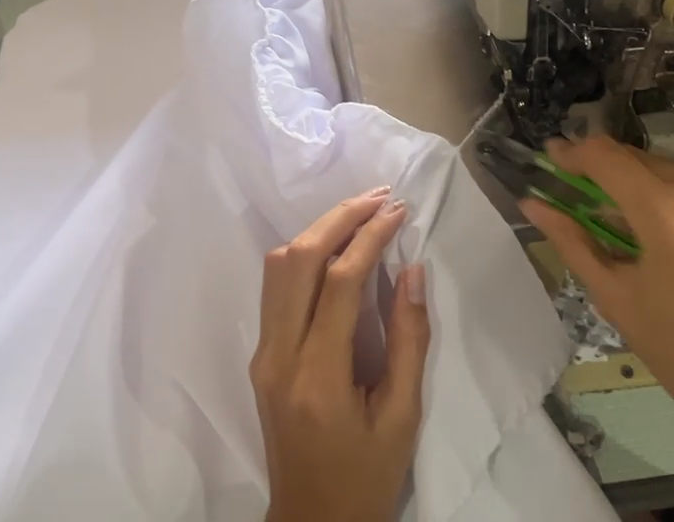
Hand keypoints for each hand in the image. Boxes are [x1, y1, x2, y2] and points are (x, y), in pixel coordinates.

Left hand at [252, 187, 429, 521]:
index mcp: (317, 376)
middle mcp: (278, 356)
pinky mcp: (261, 355)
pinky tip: (336, 247)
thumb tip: (412, 270)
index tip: (398, 211)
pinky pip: (276, 287)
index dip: (369, 238)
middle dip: (339, 218)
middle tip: (380, 197)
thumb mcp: (403, 416)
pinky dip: (305, 254)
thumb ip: (410, 341)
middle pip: (296, 260)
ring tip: (362, 213)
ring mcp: (262, 354)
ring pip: (277, 268)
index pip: (338, 283)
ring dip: (318, 230)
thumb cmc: (367, 475)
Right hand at [522, 137, 673, 520]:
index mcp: (668, 214)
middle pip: (647, 161)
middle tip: (596, 201)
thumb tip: (532, 203)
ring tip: (651, 231)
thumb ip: (572, 241)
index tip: (555, 157)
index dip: (576, 153)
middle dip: (616, 175)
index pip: (608, 157)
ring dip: (660, 190)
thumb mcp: (616, 297)